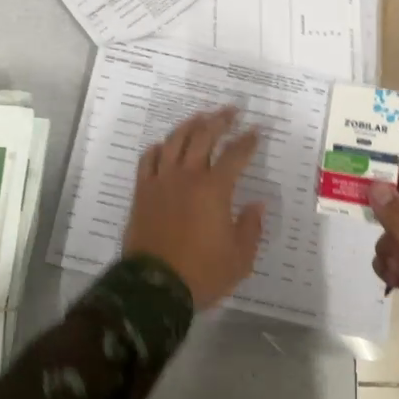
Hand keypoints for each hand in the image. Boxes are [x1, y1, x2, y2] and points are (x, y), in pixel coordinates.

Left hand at [122, 107, 265, 308]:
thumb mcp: (240, 258)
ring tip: (200, 118)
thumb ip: (251, 227)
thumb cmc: (202, 274)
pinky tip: (165, 145)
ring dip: (190, 125)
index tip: (256, 131)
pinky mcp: (142, 191)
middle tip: (231, 111)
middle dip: (220, 120)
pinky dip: (159, 147)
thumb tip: (256, 204)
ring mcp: (161, 181)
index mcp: (215, 189)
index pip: (235, 154)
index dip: (248, 140)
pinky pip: (148, 159)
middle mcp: (188, 176)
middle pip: (204, 135)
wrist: (154, 288)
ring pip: (175, 140)